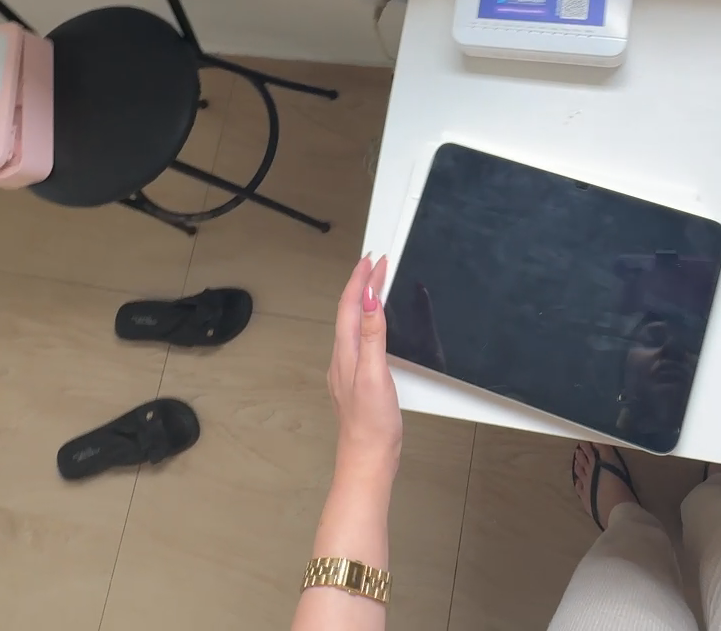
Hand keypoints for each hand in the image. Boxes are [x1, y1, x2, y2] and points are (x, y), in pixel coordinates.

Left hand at [329, 254, 402, 480]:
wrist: (367, 460)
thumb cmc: (371, 424)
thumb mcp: (374, 374)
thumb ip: (372, 335)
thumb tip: (370, 299)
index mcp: (346, 352)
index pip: (351, 305)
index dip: (361, 280)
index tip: (373, 260)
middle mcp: (343, 357)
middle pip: (350, 311)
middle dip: (362, 284)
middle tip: (377, 264)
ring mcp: (348, 369)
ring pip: (354, 324)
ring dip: (364, 300)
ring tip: (375, 284)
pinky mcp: (357, 379)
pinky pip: (359, 338)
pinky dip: (368, 321)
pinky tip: (376, 326)